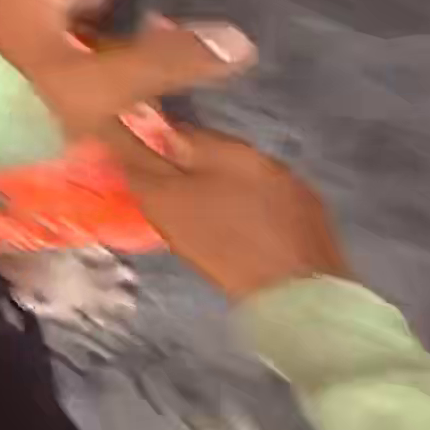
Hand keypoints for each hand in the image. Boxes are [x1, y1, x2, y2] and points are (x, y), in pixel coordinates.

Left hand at [0, 0, 256, 138]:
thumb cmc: (16, 98)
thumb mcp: (98, 82)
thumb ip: (162, 61)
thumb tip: (236, 36)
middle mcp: (0, 3)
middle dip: (106, 9)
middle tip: (152, 33)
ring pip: (42, 25)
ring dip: (81, 39)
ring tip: (123, 67)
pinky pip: (23, 50)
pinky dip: (55, 60)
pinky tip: (75, 91)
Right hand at [106, 124, 351, 300]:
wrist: (298, 300)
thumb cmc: (218, 240)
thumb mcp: (158, 198)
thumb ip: (134, 161)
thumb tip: (114, 133)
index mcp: (226, 145)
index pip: (173, 129)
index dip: (151, 147)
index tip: (142, 171)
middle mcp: (263, 156)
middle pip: (208, 153)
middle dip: (186, 168)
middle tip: (169, 196)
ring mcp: (295, 187)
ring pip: (237, 176)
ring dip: (218, 187)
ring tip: (203, 215)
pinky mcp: (315, 219)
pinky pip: (264, 200)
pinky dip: (246, 208)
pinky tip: (238, 231)